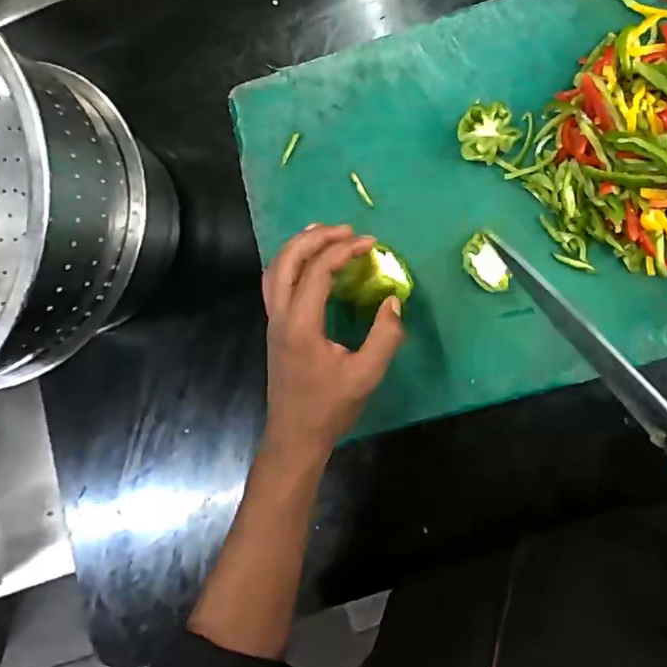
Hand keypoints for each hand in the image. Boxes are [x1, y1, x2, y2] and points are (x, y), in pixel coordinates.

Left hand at [261, 224, 404, 455]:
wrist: (295, 436)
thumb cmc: (330, 407)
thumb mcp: (367, 375)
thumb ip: (384, 336)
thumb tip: (392, 301)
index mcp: (301, 324)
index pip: (318, 271)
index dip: (344, 251)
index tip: (371, 244)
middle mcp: (281, 316)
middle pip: (287, 260)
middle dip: (316, 238)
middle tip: (348, 230)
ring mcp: (273, 321)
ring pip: (275, 268)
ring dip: (299, 246)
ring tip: (326, 233)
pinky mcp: (275, 328)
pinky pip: (275, 282)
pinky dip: (291, 262)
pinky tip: (310, 263)